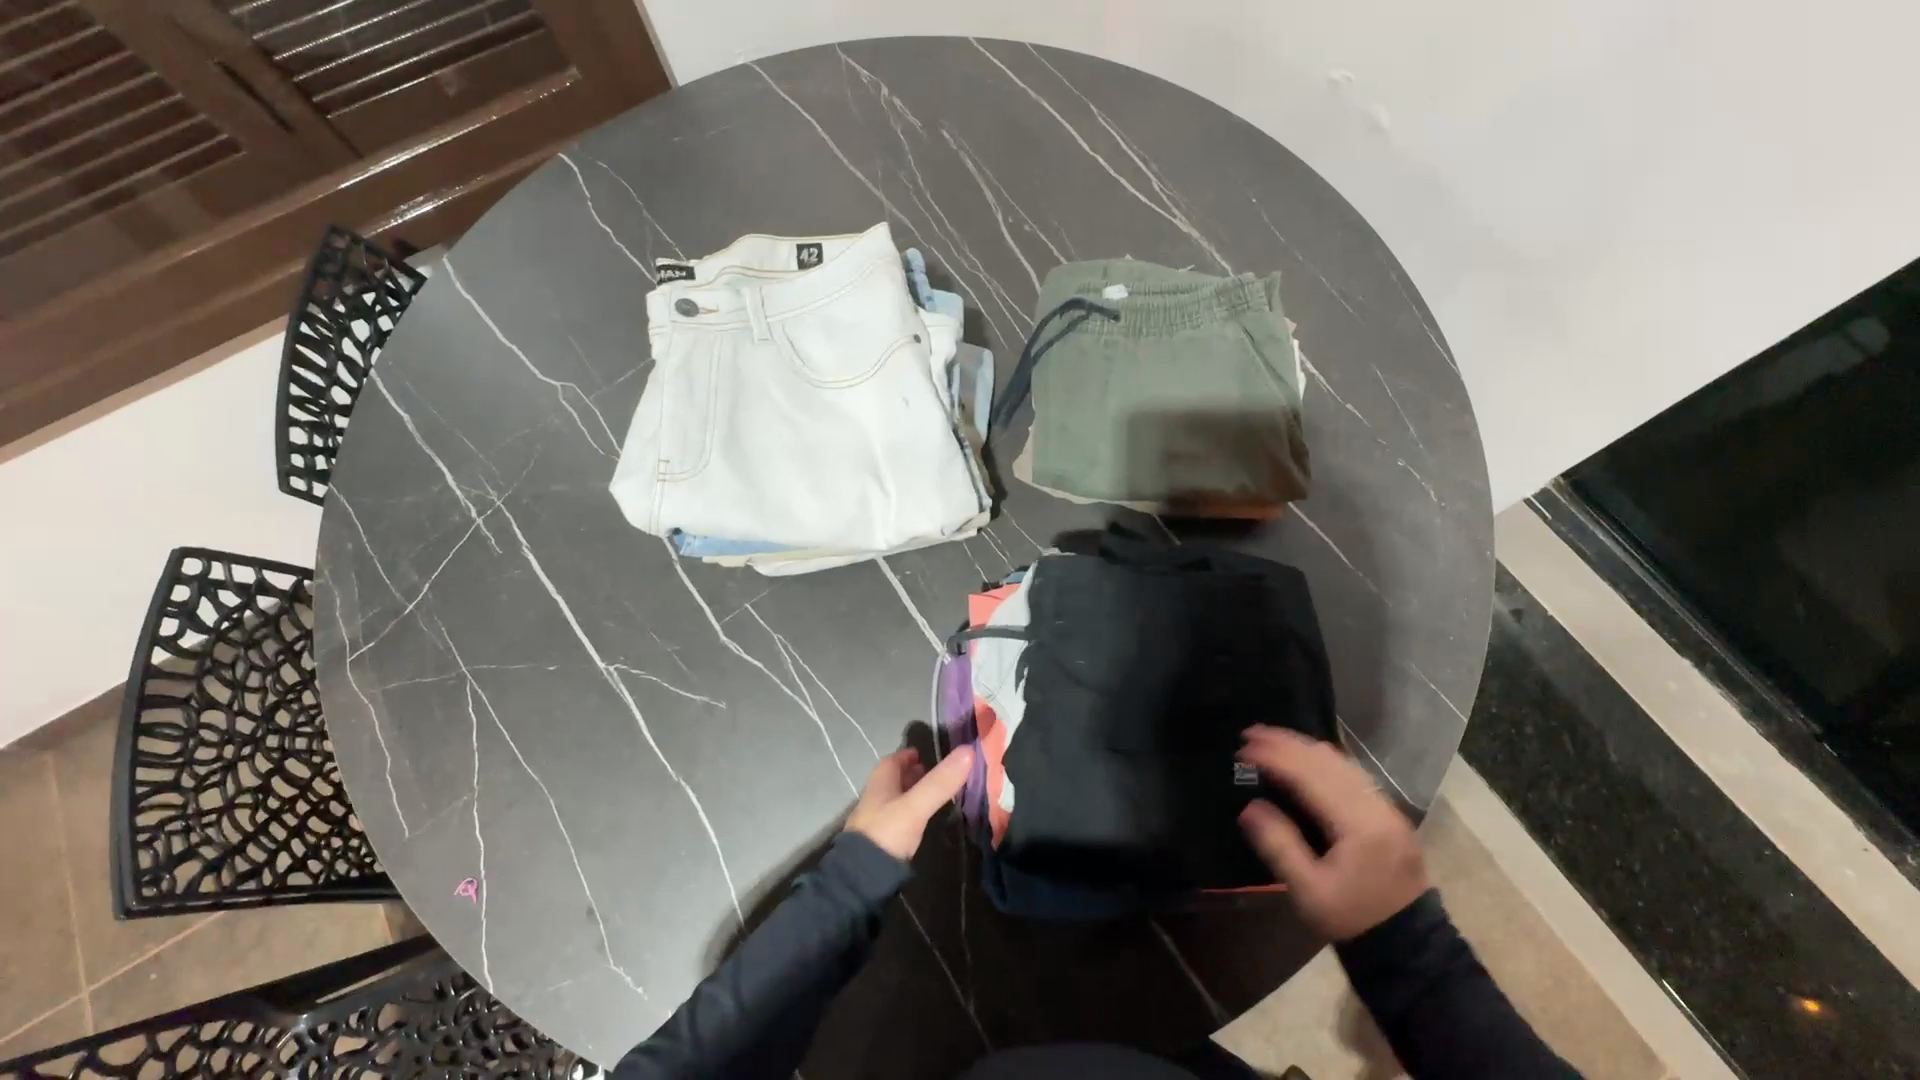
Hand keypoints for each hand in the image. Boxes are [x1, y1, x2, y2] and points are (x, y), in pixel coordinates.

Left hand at [845, 746, 973, 860]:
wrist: (862, 877)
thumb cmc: (887, 832)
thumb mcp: (916, 806)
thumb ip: (940, 782)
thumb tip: (968, 751)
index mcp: (880, 782)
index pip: (894, 759)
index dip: (911, 754)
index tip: (931, 752)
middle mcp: (876, 797)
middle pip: (896, 779)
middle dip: (915, 774)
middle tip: (940, 773)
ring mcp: (877, 820)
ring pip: (898, 799)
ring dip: (915, 794)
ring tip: (938, 794)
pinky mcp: (883, 841)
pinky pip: (901, 818)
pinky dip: (913, 813)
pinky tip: (925, 819)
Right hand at [1238, 726, 1427, 940]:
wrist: (1406, 942)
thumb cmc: (1352, 918)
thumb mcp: (1308, 890)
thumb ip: (1279, 845)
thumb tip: (1250, 807)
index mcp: (1358, 825)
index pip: (1311, 776)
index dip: (1276, 757)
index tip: (1244, 747)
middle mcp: (1376, 807)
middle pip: (1328, 761)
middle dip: (1287, 743)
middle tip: (1252, 733)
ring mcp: (1386, 808)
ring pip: (1343, 762)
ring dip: (1304, 747)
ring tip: (1272, 740)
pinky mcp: (1388, 813)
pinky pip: (1352, 772)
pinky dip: (1323, 759)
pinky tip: (1304, 758)